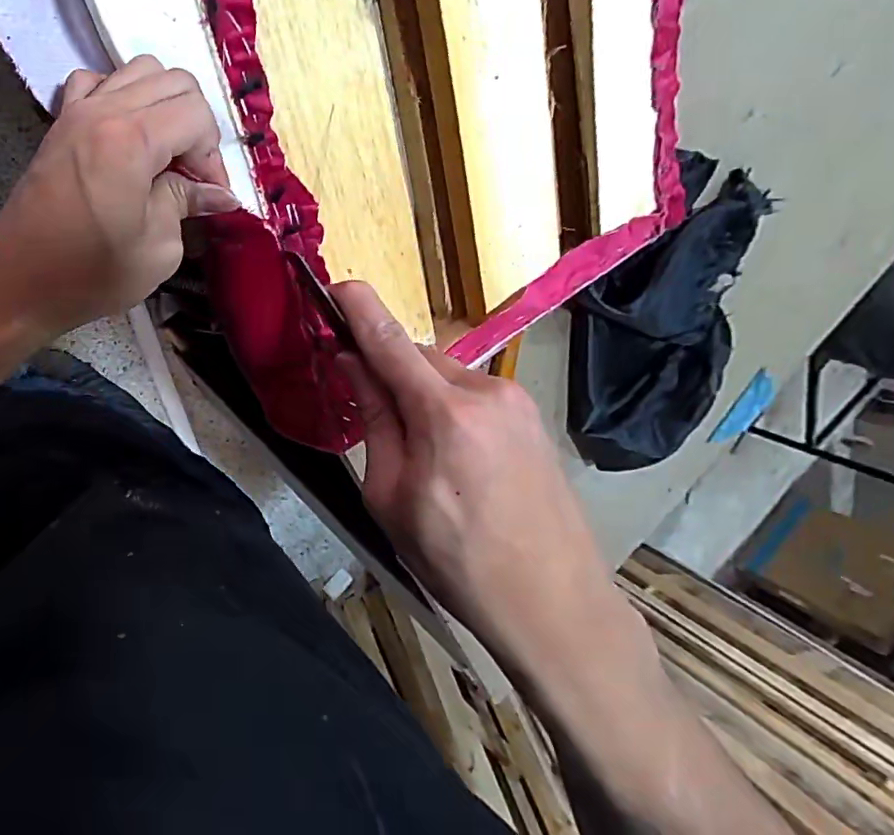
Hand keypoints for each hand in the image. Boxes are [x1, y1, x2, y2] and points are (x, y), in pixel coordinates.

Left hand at [0, 56, 242, 342]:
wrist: (21, 284)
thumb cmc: (92, 274)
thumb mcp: (157, 248)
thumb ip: (187, 203)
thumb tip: (218, 193)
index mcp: (131, 140)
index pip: (196, 115)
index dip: (213, 155)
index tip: (210, 194)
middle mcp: (103, 111)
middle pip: (174, 82)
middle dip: (196, 125)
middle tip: (192, 173)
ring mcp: (76, 112)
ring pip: (140, 70)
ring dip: (164, 103)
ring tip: (163, 150)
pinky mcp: (59, 123)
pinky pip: (96, 81)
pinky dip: (120, 94)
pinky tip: (124, 132)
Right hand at [331, 282, 623, 668]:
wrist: (557, 608)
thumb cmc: (458, 563)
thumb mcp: (391, 497)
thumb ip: (374, 420)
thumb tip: (351, 363)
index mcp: (445, 415)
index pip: (390, 342)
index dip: (360, 310)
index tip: (336, 286)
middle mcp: (487, 392)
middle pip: (417, 357)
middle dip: (386, 370)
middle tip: (367, 409)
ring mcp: (517, 403)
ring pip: (445, 375)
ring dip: (417, 391)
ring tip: (416, 450)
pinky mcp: (532, 418)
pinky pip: (472, 393)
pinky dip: (446, 405)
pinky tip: (450, 454)